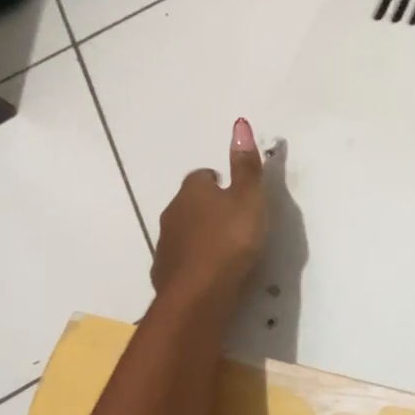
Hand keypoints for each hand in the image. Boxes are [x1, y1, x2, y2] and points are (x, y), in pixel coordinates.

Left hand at [151, 118, 267, 299]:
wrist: (200, 291)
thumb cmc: (230, 239)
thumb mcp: (249, 199)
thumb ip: (246, 166)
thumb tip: (240, 123)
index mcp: (193, 191)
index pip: (201, 176)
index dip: (218, 181)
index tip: (234, 192)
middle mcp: (173, 212)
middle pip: (190, 203)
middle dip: (208, 207)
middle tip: (234, 219)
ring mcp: (166, 243)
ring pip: (184, 230)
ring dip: (201, 233)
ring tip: (226, 246)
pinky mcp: (165, 270)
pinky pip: (182, 257)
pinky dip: (195, 258)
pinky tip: (212, 269)